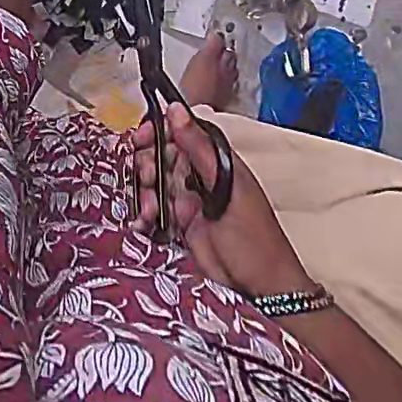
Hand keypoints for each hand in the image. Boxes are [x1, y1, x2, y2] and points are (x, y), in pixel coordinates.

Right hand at [130, 38, 314, 297]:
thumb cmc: (253, 238)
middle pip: (162, 153)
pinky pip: (154, 207)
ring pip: (155, 180)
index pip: (181, 131)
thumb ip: (198, 148)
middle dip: (148, 162)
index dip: (159, 130)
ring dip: (146, 191)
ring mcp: (188, 198)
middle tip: (147, 176)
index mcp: (216, 159)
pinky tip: (146, 222)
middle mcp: (200, 175)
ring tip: (153, 209)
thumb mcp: (226, 189)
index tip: (141, 136)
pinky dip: (146, 213)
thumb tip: (176, 109)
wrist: (259, 292)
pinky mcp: (179, 222)